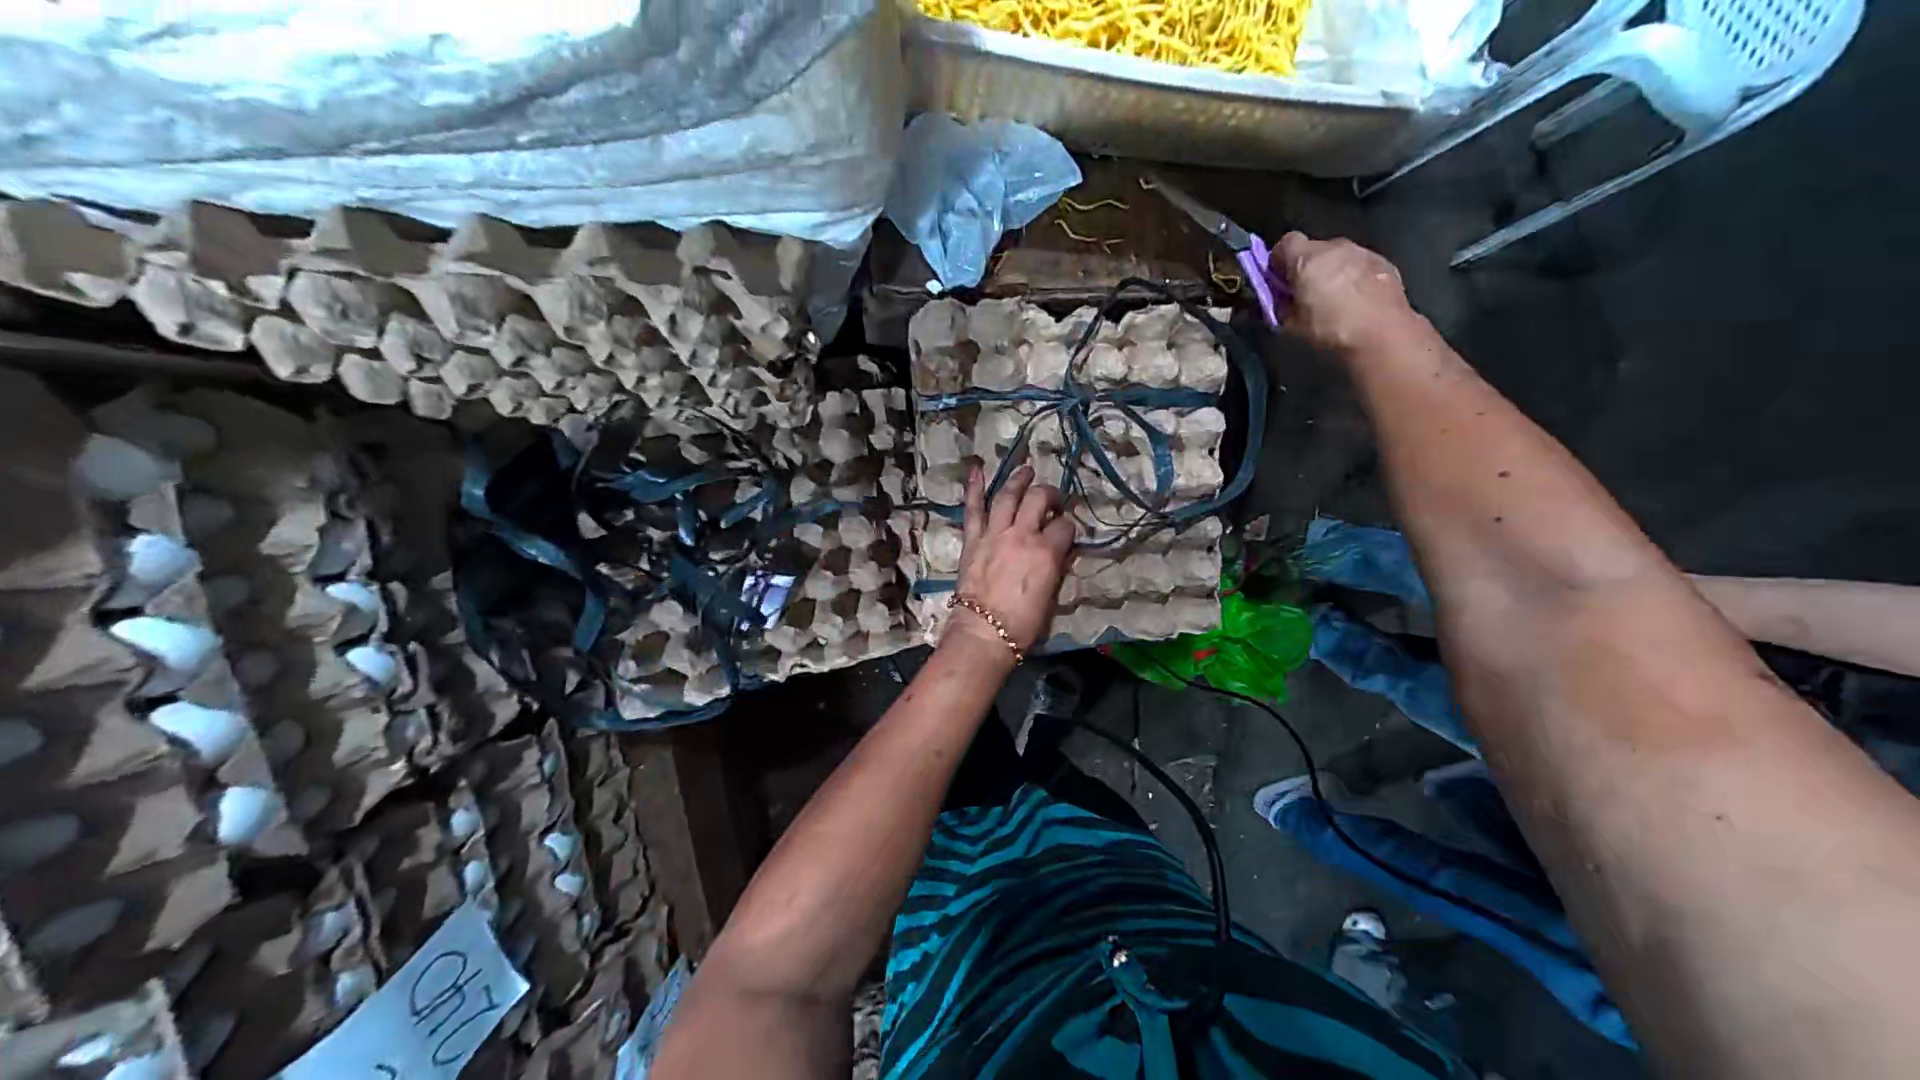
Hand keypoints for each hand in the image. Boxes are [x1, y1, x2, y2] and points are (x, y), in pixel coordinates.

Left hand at [948, 463, 1075, 655]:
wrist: (983, 633)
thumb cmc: (1023, 624)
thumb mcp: (1051, 597)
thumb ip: (1057, 569)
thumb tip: (1063, 553)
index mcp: (1046, 552)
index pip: (1065, 526)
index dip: (1069, 526)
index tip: (1068, 530)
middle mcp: (1022, 535)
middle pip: (1038, 499)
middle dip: (1049, 494)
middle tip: (1053, 497)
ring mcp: (994, 534)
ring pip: (1007, 496)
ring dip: (1018, 480)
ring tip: (1025, 470)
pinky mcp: (973, 540)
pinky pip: (973, 509)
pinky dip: (974, 488)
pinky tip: (977, 469)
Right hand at [1273, 232, 1418, 353]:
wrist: (1382, 332)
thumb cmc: (1331, 328)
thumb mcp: (1292, 324)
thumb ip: (1280, 305)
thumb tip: (1279, 299)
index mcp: (1307, 259)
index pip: (1285, 243)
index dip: (1279, 260)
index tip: (1280, 279)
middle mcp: (1334, 247)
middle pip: (1313, 249)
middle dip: (1306, 267)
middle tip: (1306, 294)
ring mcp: (1361, 251)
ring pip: (1337, 256)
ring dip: (1331, 271)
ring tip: (1334, 298)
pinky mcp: (1382, 261)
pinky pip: (1358, 264)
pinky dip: (1353, 276)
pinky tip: (1356, 299)